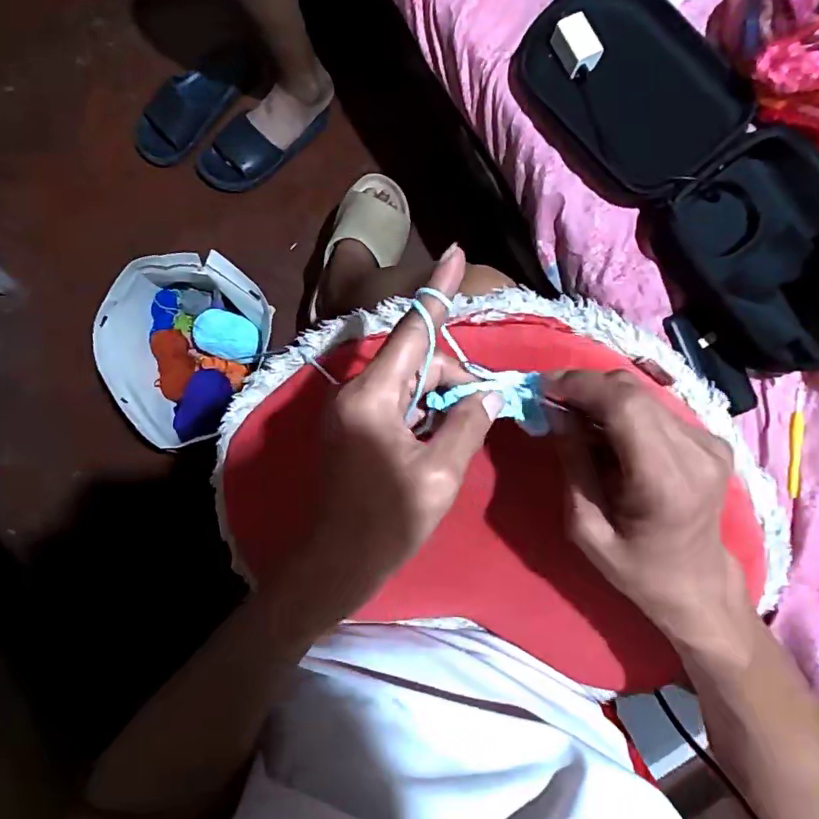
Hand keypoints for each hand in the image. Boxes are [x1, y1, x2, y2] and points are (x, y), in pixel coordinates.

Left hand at [286, 246, 499, 607]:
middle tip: (480, 410)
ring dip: (439, 399)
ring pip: (407, 384)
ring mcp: (349, 411)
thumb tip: (484, 392)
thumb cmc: (386, 524)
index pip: (412, 331)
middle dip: (452, 377)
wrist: (333, 566)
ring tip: (458, 434)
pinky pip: (395, 403)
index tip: (454, 252)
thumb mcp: (440, 475)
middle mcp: (354, 393)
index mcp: (372, 397)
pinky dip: (422, 413)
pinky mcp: (351, 429)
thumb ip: (466, 424)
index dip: (437, 291)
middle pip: (415, 360)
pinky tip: (437, 440)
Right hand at [542, 369, 757, 655]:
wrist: (697, 584)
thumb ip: (573, 464)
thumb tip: (555, 412)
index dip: (581, 385)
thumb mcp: (587, 528)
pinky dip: (623, 411)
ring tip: (573, 417)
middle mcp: (696, 453)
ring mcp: (709, 443)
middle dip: (586, 387)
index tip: (543, 386)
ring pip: (644, 395)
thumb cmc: (636, 569)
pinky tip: (605, 433)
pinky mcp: (711, 440)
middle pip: (634, 392)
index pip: (625, 405)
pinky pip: (656, 409)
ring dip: (603, 398)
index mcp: (666, 481)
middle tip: (551, 400)